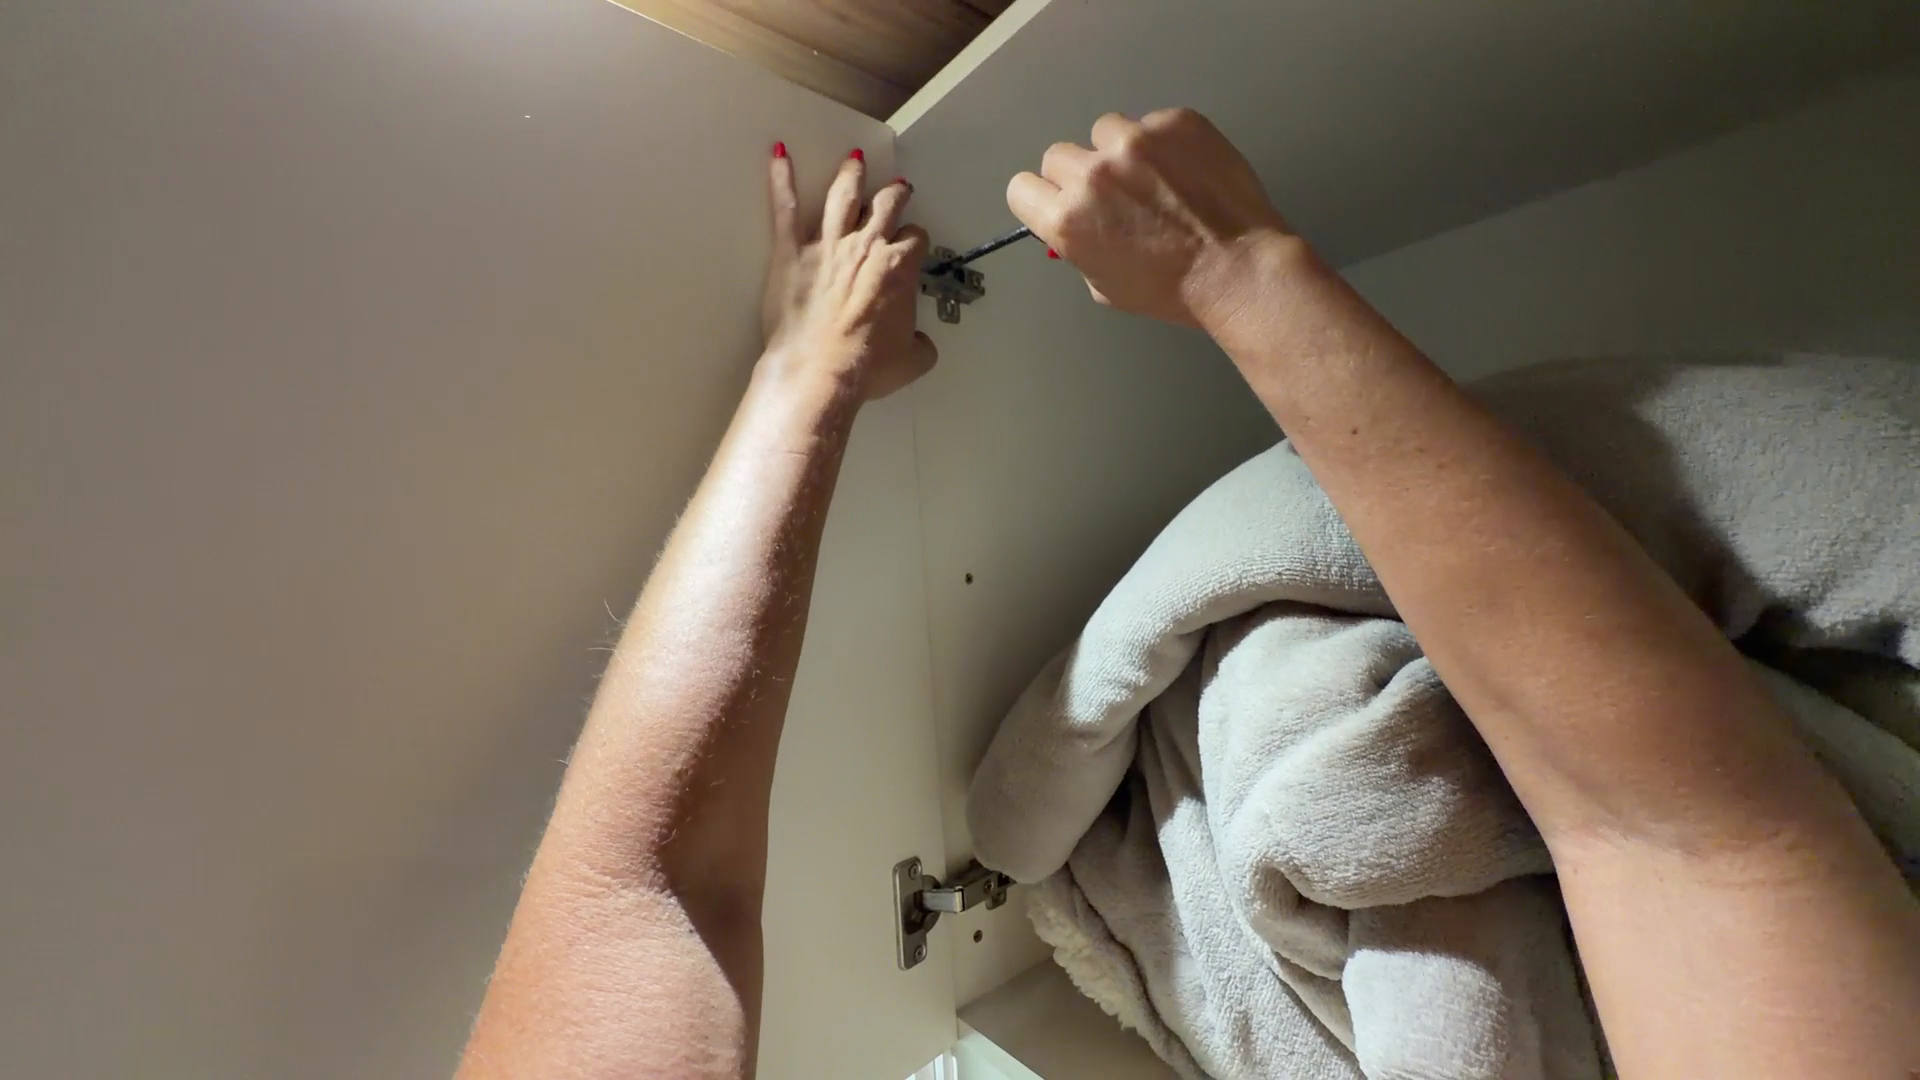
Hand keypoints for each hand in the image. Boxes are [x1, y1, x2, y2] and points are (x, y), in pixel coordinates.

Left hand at [761, 147, 936, 400]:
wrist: (819, 371)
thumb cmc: (868, 367)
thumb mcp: (913, 361)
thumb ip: (922, 344)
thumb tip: (921, 342)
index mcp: (899, 269)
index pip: (914, 240)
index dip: (915, 241)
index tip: (913, 245)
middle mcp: (866, 247)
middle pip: (885, 206)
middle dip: (895, 194)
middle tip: (898, 189)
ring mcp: (826, 245)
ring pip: (841, 196)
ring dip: (851, 175)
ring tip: (854, 161)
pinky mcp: (790, 253)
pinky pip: (784, 208)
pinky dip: (781, 179)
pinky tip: (779, 155)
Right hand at [1007, 109, 1294, 328]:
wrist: (1234, 268)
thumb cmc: (1166, 291)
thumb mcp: (1104, 285)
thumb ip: (1078, 245)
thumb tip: (1080, 223)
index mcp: (1067, 220)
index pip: (1021, 188)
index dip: (1039, 199)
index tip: (1057, 205)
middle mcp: (1093, 174)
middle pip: (1057, 156)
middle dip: (1077, 176)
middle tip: (1109, 197)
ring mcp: (1135, 141)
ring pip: (1103, 132)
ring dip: (1117, 152)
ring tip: (1150, 179)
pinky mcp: (1174, 121)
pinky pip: (1150, 123)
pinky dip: (1160, 144)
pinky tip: (1183, 172)